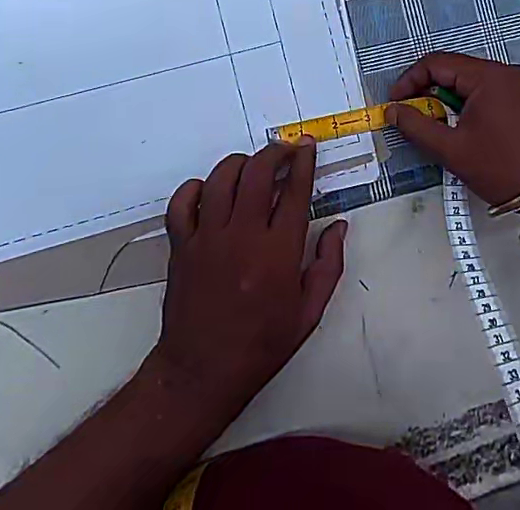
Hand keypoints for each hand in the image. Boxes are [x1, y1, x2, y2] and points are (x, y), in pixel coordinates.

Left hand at [147, 139, 347, 420]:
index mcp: (277, 253)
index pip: (293, 192)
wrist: (202, 372)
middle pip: (256, 173)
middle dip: (274, 153)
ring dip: (239, 163)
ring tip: (252, 166)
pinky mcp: (182, 247)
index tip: (307, 146)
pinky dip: (195, 188)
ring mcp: (207, 239)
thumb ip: (328, 265)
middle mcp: (242, 237)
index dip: (303, 162)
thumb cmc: (261, 345)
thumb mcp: (308, 312)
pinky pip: (182, 203)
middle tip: (284, 151)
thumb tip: (338, 227)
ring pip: (220, 179)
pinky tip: (209, 190)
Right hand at [386, 51, 519, 235]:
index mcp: (488, 76)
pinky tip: (467, 130)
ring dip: (450, 100)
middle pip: (455, 70)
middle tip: (415, 118)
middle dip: (429, 92)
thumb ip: (416, 126)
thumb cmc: (505, 170)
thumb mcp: (452, 150)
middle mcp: (506, 72)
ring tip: (440, 128)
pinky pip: (490, 92)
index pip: (436, 63)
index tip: (397, 104)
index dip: (410, 81)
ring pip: (472, 82)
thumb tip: (393, 110)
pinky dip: (471, 105)